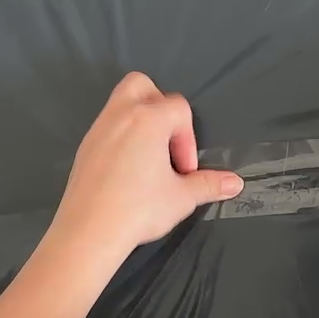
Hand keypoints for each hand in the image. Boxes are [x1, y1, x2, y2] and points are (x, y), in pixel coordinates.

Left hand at [43, 73, 242, 266]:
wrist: (89, 231)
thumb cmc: (137, 209)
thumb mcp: (182, 198)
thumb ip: (209, 185)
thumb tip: (234, 183)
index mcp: (147, 119)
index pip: (179, 108)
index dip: (188, 139)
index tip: (185, 170)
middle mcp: (120, 115)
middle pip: (143, 86)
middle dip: (161, 108)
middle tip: (167, 142)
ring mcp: (98, 129)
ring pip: (121, 104)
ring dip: (140, 123)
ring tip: (150, 160)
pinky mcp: (84, 147)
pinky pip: (107, 128)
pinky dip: (122, 139)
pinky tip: (128, 172)